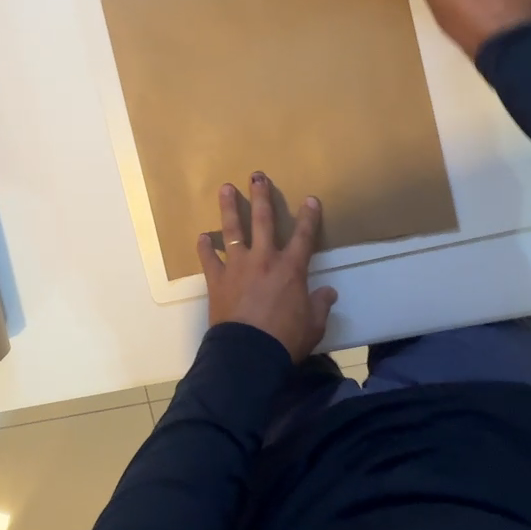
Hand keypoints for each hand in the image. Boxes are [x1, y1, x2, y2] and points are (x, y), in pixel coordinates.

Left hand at [196, 173, 337, 361]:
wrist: (249, 353)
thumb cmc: (285, 340)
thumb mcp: (313, 325)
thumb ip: (320, 306)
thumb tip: (328, 293)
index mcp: (291, 269)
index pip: (304, 237)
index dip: (309, 217)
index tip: (310, 199)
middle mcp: (264, 259)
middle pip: (263, 220)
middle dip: (261, 196)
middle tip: (257, 176)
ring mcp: (237, 266)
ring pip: (233, 230)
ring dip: (229, 208)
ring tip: (225, 188)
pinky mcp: (217, 279)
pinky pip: (209, 259)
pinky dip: (205, 247)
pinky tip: (202, 237)